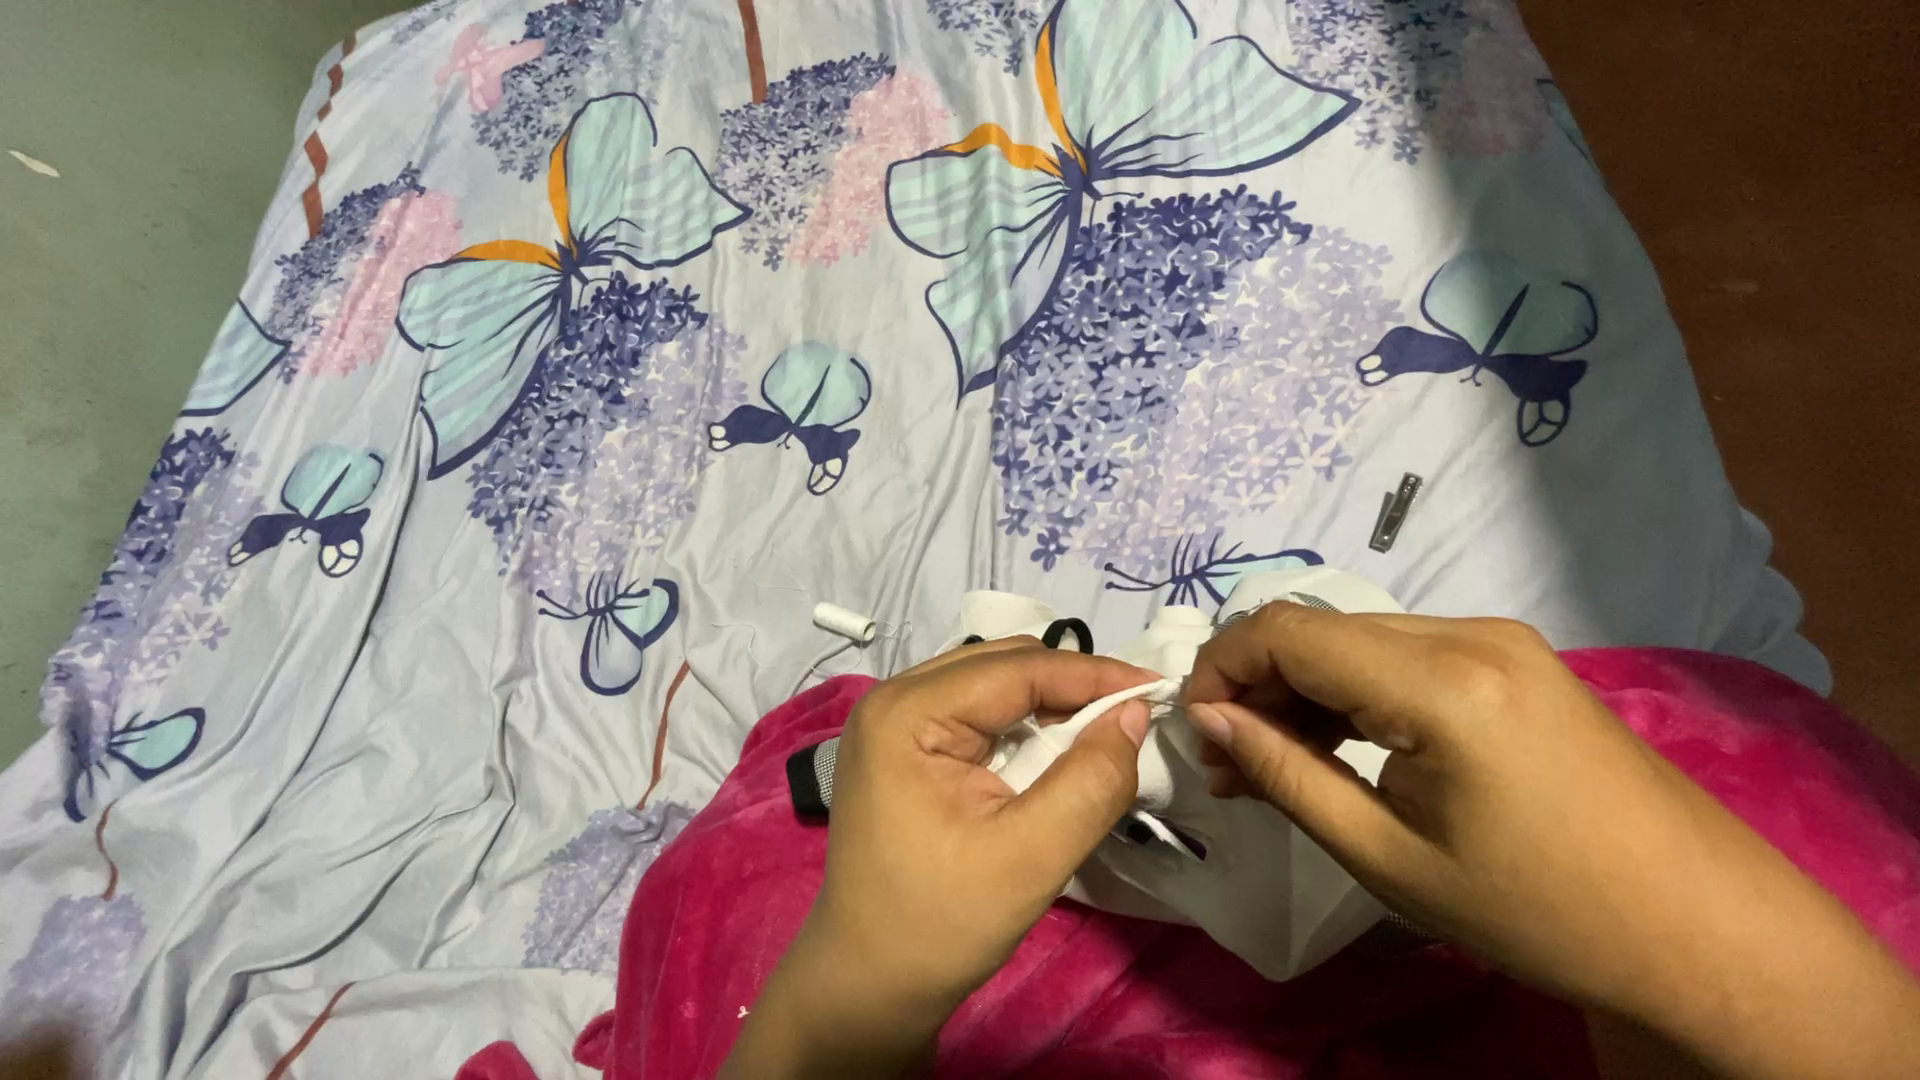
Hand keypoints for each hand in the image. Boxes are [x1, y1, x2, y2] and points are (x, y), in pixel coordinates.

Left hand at [726, 640, 1156, 1076]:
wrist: (869, 982)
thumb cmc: (940, 925)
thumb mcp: (1029, 859)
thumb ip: (1089, 783)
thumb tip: (1132, 714)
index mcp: (907, 714)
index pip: (1015, 670)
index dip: (1091, 675)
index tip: (1158, 690)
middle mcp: (894, 699)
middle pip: (1002, 666)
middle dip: (1072, 685)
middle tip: (1133, 715)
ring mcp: (895, 720)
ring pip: (992, 682)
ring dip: (1050, 701)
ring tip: (1102, 729)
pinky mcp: (905, 743)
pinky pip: (977, 710)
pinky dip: (1023, 721)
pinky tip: (1054, 746)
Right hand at [1182, 604, 1919, 1079]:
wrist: (1713, 935)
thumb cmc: (1543, 911)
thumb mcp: (1387, 858)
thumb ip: (1283, 774)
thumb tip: (1206, 720)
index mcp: (1442, 682)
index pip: (1286, 631)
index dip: (1221, 667)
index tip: (1197, 731)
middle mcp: (1466, 634)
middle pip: (1314, 628)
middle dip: (1254, 684)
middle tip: (1229, 762)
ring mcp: (1494, 639)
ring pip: (1350, 639)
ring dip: (1297, 689)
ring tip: (1271, 762)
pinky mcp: (1508, 658)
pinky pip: (1394, 654)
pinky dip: (1346, 691)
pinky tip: (1334, 743)